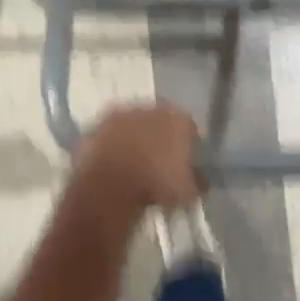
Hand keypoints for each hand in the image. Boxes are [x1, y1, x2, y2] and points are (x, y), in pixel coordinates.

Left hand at [73, 102, 201, 211]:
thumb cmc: (156, 185)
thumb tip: (201, 180)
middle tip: (158, 161)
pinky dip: (111, 144)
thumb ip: (198, 181)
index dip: (187, 147)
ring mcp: (122, 114)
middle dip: (160, 138)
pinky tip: (111, 162)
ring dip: (134, 138)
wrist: (110, 186)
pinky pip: (110, 134)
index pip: (189, 129)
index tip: (184, 163)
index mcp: (179, 119)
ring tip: (132, 162)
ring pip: (134, 125)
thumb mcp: (188, 192)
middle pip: (160, 122)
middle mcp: (151, 109)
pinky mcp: (97, 124)